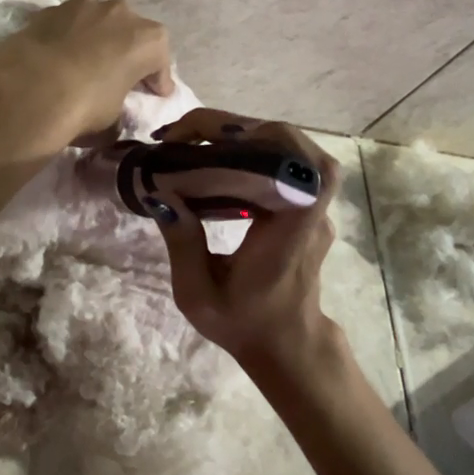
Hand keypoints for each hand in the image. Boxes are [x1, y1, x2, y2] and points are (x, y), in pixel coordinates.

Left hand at [0, 0, 173, 159]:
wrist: (28, 92)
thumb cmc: (83, 107)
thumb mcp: (114, 120)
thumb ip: (121, 108)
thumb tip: (112, 111)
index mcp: (147, 39)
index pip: (159, 61)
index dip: (156, 80)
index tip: (153, 93)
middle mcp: (120, 13)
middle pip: (129, 33)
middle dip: (125, 51)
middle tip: (117, 75)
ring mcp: (83, 5)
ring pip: (97, 22)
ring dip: (95, 39)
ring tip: (83, 62)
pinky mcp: (49, 9)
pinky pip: (67, 24)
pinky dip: (67, 37)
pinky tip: (57, 57)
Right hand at [143, 109, 342, 360]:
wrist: (287, 348)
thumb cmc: (244, 324)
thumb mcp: (198, 295)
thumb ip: (182, 243)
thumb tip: (161, 193)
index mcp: (290, 231)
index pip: (301, 166)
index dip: (262, 137)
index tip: (207, 138)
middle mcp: (310, 212)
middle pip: (294, 145)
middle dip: (239, 126)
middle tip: (186, 133)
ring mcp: (313, 209)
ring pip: (292, 149)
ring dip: (246, 133)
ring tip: (198, 138)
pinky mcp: (304, 209)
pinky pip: (285, 164)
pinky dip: (252, 148)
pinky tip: (216, 155)